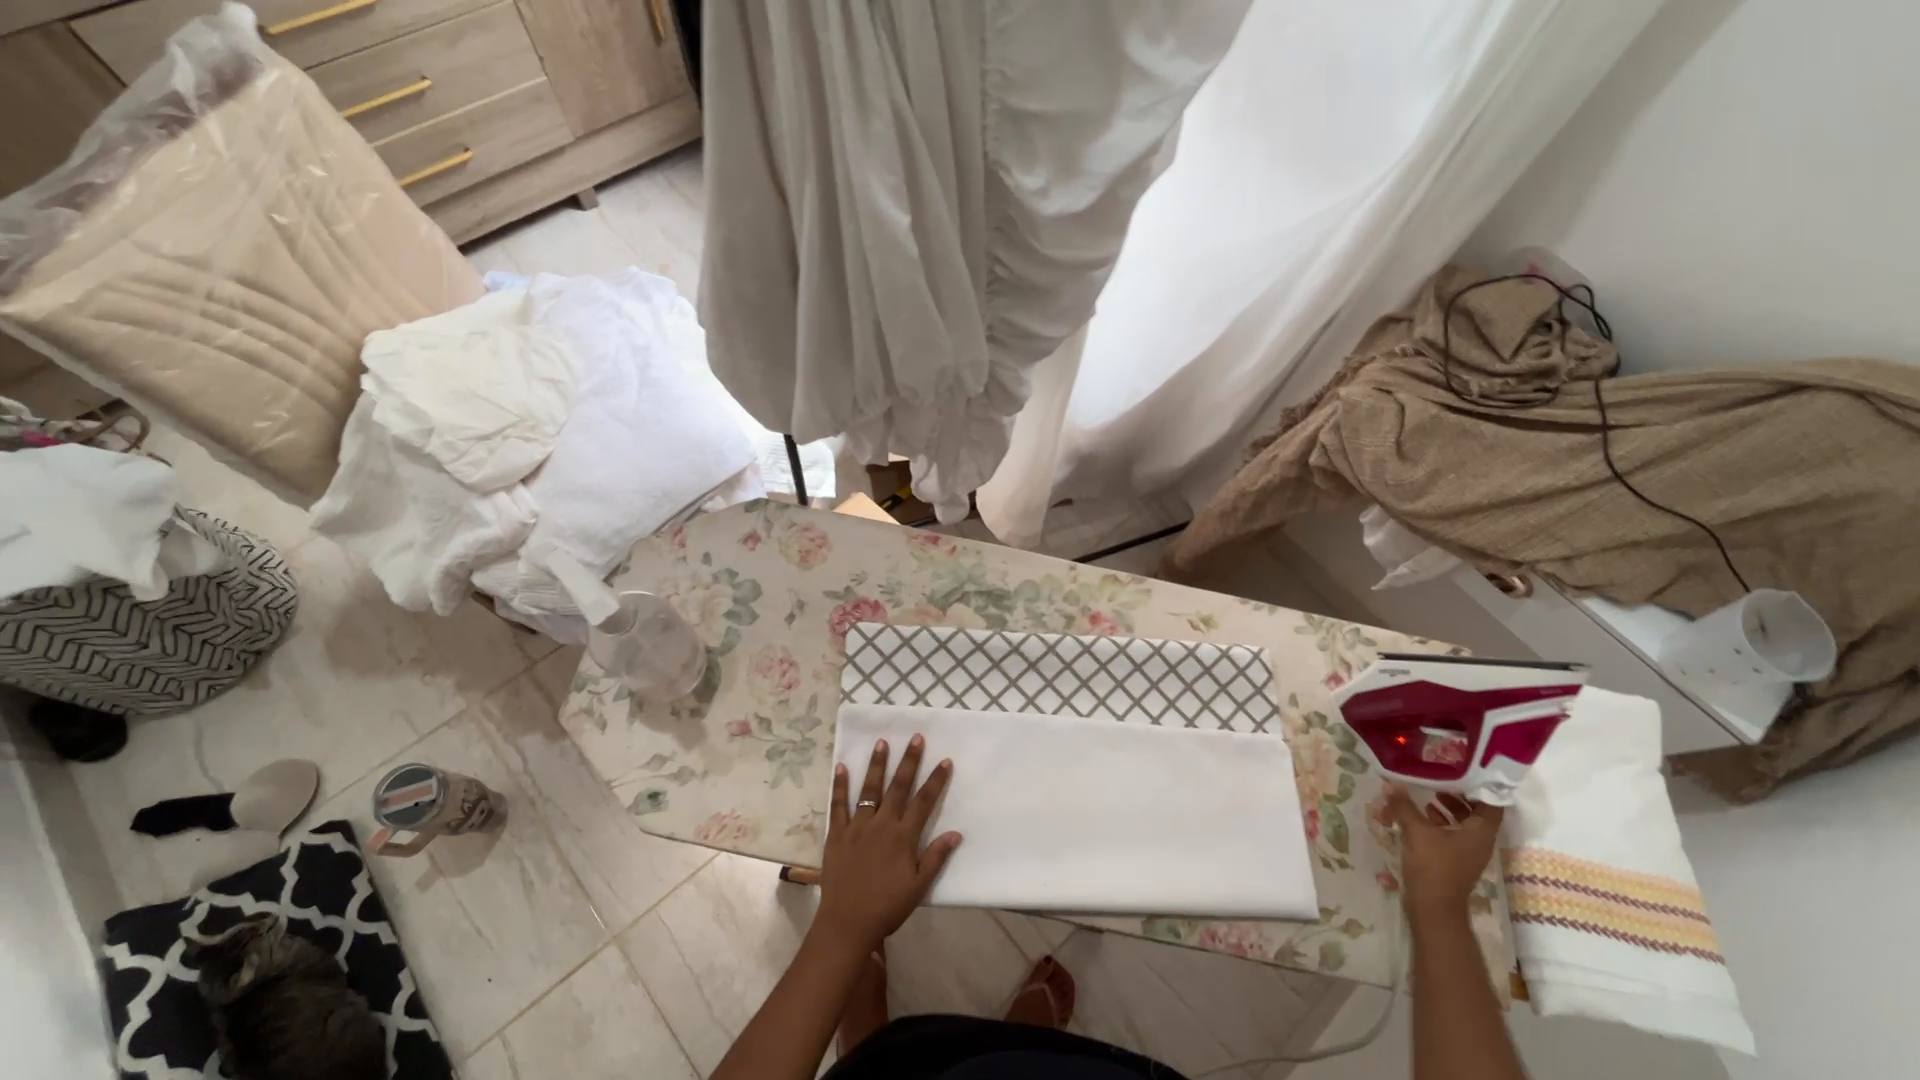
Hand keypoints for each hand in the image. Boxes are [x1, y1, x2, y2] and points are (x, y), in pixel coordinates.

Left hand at [813, 736, 960, 954]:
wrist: (847, 923)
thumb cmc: (887, 906)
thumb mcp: (918, 886)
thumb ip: (936, 857)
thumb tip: (956, 833)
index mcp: (903, 837)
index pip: (924, 802)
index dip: (935, 781)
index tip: (945, 761)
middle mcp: (881, 825)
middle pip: (898, 787)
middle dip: (909, 761)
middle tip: (915, 738)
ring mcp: (857, 827)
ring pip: (869, 789)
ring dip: (876, 764)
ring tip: (882, 742)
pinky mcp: (836, 835)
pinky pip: (838, 805)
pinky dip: (840, 785)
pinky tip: (841, 767)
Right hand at [1387, 786, 1502, 926]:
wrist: (1433, 908)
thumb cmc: (1433, 867)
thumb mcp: (1416, 832)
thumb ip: (1404, 806)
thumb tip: (1391, 783)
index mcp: (1481, 832)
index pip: (1492, 803)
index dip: (1480, 786)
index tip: (1463, 771)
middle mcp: (1480, 841)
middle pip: (1478, 812)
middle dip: (1460, 795)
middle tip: (1441, 780)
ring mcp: (1469, 852)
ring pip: (1464, 824)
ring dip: (1449, 809)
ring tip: (1429, 796)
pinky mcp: (1456, 860)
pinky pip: (1453, 835)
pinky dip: (1441, 823)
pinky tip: (1421, 816)